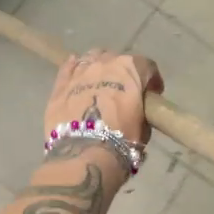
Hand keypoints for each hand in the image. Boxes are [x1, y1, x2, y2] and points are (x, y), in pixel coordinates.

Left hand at [44, 51, 163, 145]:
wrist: (84, 154)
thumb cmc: (121, 141)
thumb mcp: (144, 127)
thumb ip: (141, 111)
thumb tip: (136, 111)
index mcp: (130, 69)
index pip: (147, 66)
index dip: (152, 79)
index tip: (153, 93)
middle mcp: (104, 63)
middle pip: (116, 59)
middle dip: (123, 72)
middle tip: (124, 90)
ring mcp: (80, 71)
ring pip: (91, 59)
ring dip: (98, 67)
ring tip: (99, 82)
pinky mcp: (60, 84)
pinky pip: (68, 68)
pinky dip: (74, 69)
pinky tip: (76, 74)